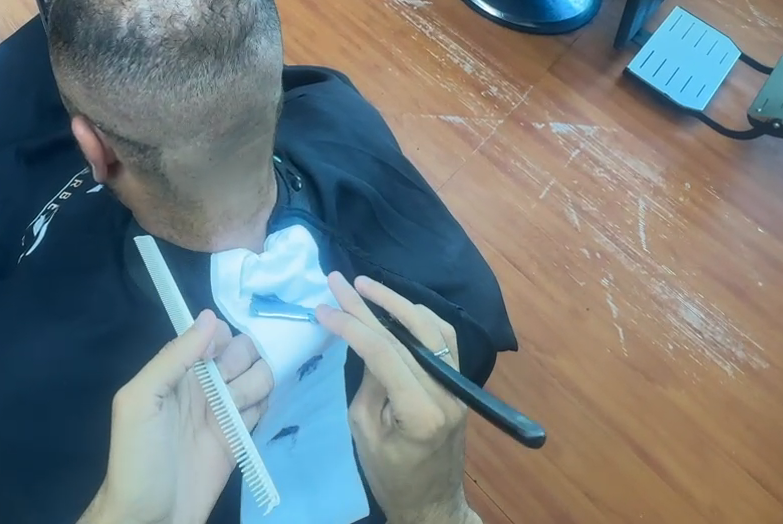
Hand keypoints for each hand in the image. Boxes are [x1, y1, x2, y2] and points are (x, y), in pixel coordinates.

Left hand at [80, 310, 274, 523]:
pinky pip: (262, 409)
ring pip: (258, 376)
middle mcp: (204, 384)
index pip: (215, 335)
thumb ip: (173, 356)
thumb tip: (209, 316)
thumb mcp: (141, 399)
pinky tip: (248, 420)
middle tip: (228, 387)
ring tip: (235, 408)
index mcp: (179, 369)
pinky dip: (262, 407)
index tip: (219, 358)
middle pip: (242, 351)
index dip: (223, 339)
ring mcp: (223, 411)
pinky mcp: (238, 439)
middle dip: (243, 361)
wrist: (148, 521)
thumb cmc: (137, 457)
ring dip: (255, 384)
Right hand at [316, 273, 479, 523]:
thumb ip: (368, 381)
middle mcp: (446, 392)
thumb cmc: (391, 476)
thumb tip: (364, 339)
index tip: (323, 307)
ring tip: (365, 285)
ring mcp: (458, 386)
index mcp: (421, 412)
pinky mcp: (459, 383)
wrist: (433, 505)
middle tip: (338, 280)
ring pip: (430, 327)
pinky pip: (444, 338)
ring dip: (396, 301)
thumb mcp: (364, 431)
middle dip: (367, 303)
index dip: (351, 325)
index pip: (383, 353)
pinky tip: (397, 306)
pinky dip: (419, 316)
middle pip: (404, 333)